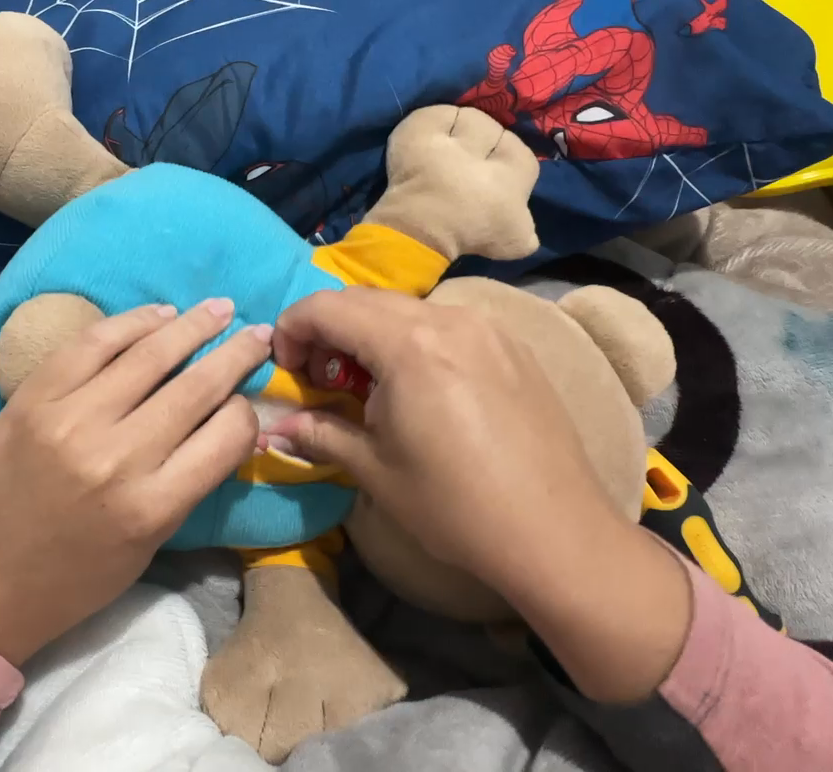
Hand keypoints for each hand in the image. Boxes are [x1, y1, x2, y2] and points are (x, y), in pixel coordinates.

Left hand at [0, 299, 265, 665]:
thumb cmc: (71, 579)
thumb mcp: (147, 546)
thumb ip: (189, 482)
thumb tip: (226, 422)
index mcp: (152, 507)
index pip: (227, 434)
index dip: (247, 411)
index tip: (247, 399)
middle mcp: (116, 457)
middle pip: (196, 386)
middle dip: (236, 352)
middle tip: (261, 331)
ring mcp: (70, 420)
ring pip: (148, 354)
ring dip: (191, 325)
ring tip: (219, 308)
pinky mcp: (33, 397)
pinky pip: (92, 343)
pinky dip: (131, 322)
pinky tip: (158, 315)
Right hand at [265, 286, 690, 701]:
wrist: (557, 534)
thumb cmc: (455, 506)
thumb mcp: (375, 470)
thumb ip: (320, 433)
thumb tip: (275, 426)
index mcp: (408, 344)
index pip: (326, 307)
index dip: (291, 330)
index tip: (287, 369)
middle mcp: (448, 318)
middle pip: (363, 300)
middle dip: (328, 330)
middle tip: (320, 379)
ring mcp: (486, 327)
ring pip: (405, 308)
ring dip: (370, 333)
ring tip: (369, 385)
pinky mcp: (512, 344)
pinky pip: (444, 323)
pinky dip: (412, 339)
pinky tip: (419, 387)